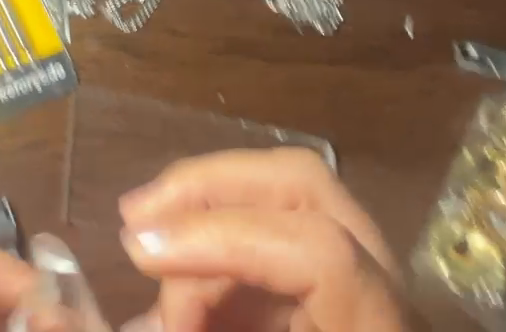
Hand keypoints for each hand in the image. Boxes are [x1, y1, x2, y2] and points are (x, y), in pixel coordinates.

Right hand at [117, 149, 410, 331]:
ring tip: (139, 234)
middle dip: (205, 189)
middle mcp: (389, 305)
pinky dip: (212, 235)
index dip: (223, 238)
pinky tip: (172, 264)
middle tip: (133, 220)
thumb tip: (116, 316)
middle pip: (304, 188)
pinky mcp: (336, 293)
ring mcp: (367, 289)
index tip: (139, 254)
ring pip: (281, 195)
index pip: (322, 254)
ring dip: (202, 204)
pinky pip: (269, 227)